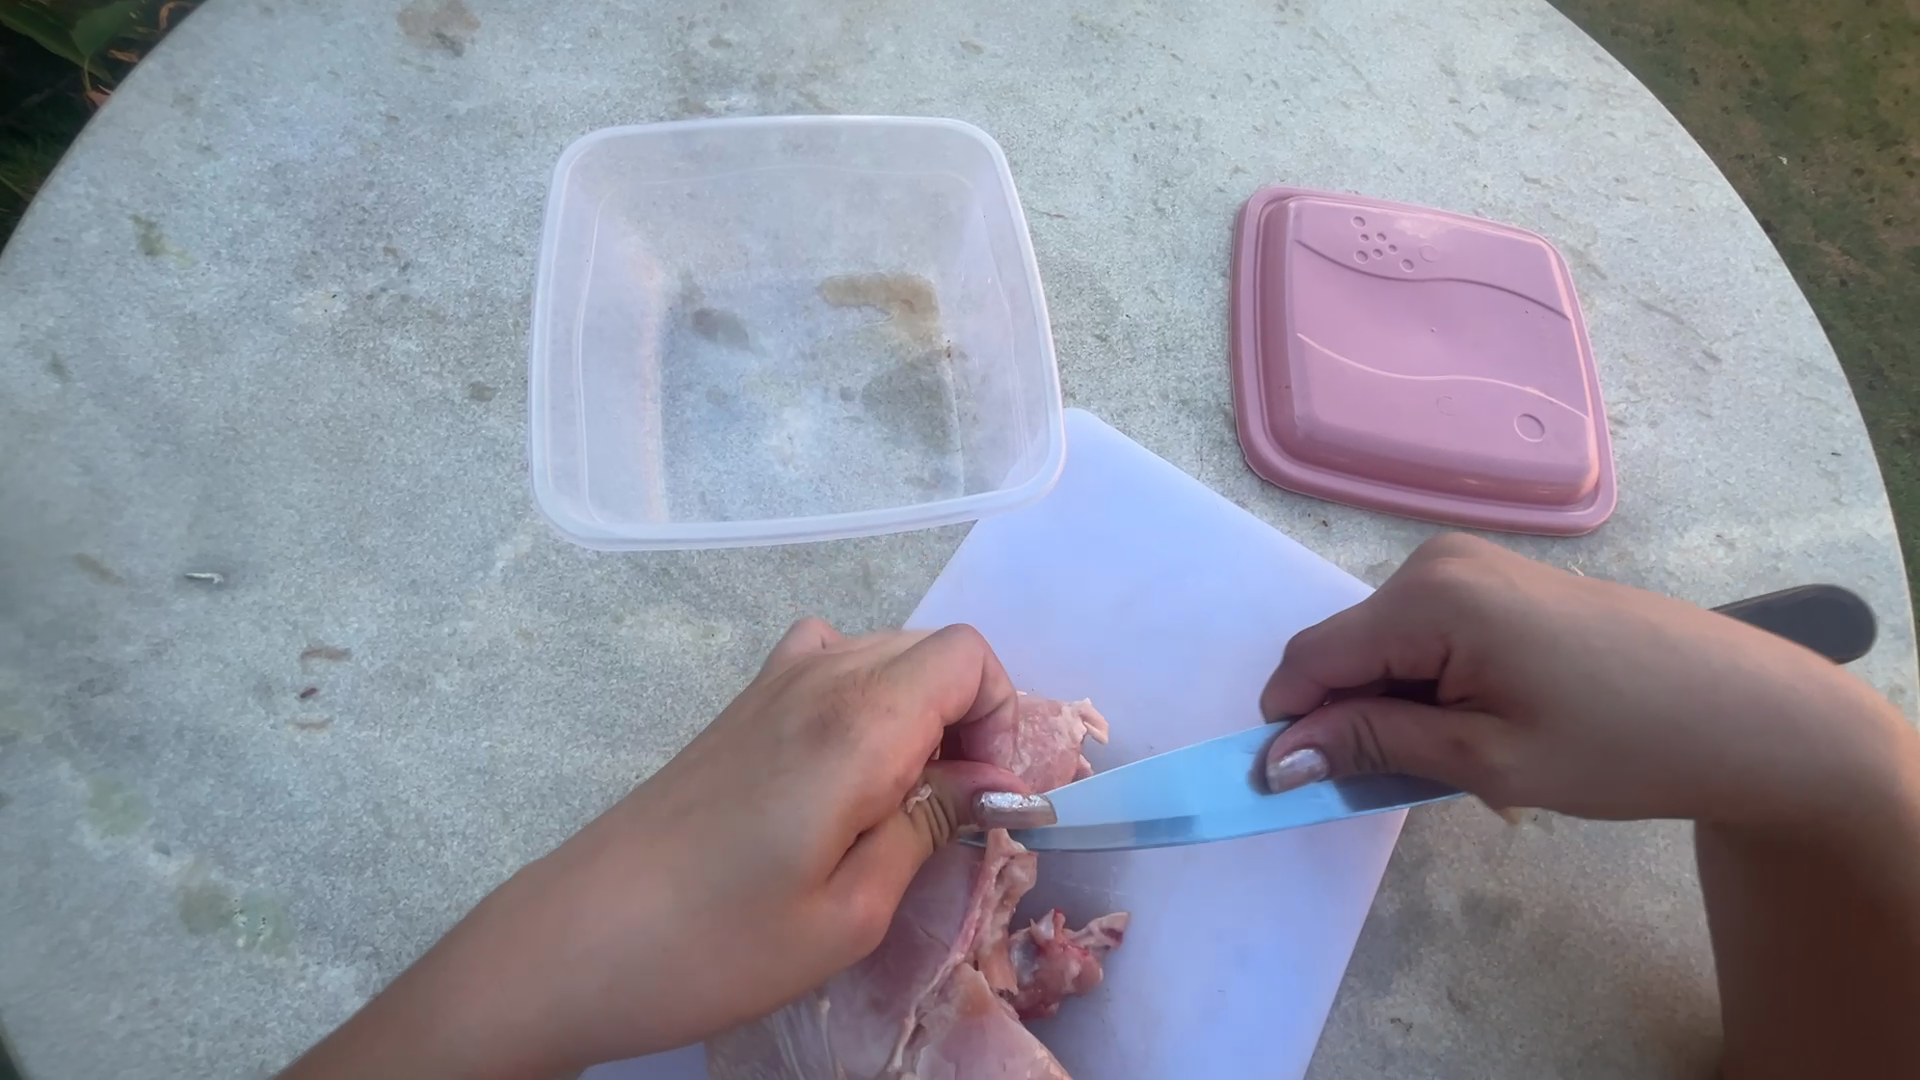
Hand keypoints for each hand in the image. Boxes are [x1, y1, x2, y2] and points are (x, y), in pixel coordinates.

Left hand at [281, 620, 1025, 1079]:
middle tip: (953, 801)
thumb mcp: (855, 910)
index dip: (1002, 713)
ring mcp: (780, 675)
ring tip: (901, 785)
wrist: (583, 934)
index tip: (986, 790)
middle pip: (936, 648)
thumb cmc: (724, 940)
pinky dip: (866, 688)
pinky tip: (843, 748)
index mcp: (861, 719)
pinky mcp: (750, 695)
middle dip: (970, 714)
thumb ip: (933, 822)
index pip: (970, 654)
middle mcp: (825, 672)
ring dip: (921, 704)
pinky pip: (834, 653)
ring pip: (890, 649)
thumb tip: (989, 780)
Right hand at [1258, 533, 1918, 837]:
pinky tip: (1479, 708)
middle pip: (1344, 647)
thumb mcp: (1486, 760)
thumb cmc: (1626, 743)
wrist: (1760, 715)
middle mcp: (1432, 562)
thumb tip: (1276, 760)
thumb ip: (1369, 747)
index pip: (1312, 656)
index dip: (1292, 717)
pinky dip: (1419, 677)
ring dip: (1390, 698)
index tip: (1301, 777)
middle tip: (1413, 771)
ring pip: (1376, 641)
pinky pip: (1413, 628)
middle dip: (1352, 711)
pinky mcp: (1482, 573)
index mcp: (1429, 598)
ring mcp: (1460, 561)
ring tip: (1461, 744)